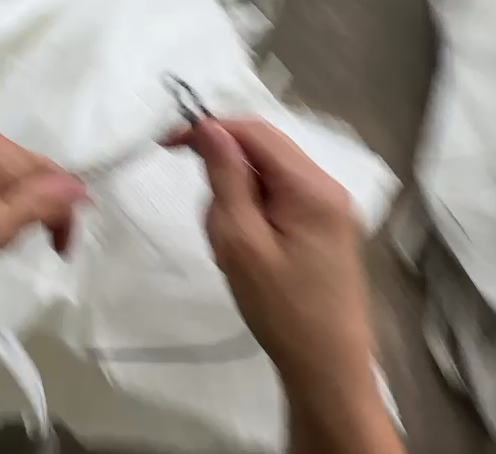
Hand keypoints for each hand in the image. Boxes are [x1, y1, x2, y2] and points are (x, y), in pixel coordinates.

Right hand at [167, 118, 373, 405]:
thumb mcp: (239, 239)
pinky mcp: (322, 226)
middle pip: (262, 146)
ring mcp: (328, 208)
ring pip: (265, 170)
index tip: (167, 145)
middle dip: (221, 160)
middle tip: (198, 199)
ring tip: (224, 237)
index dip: (207, 128)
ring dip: (233, 188)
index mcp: (311, 188)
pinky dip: (248, 205)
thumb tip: (209, 126)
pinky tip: (242, 242)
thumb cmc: (280, 306)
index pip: (253, 131)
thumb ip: (225, 177)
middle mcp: (326, 187)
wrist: (326, 370)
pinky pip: (275, 193)